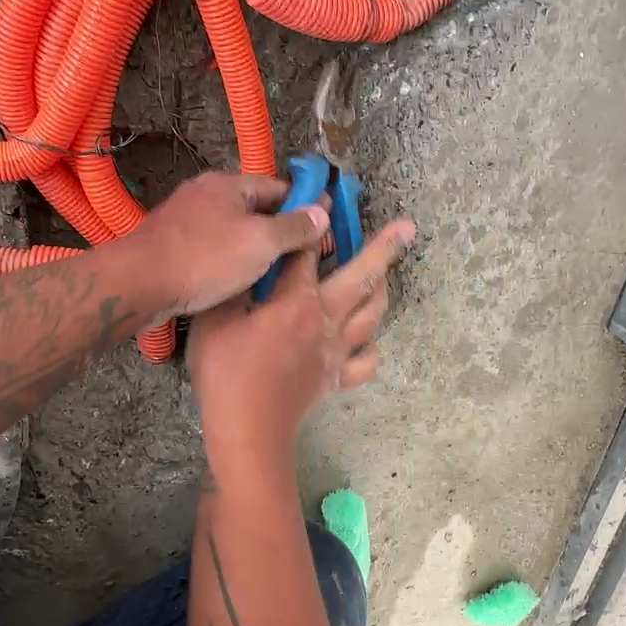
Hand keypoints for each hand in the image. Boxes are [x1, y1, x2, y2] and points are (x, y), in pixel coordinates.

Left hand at [133, 172, 331, 315]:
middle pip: (255, 210)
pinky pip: (212, 249)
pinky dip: (229, 262)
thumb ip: (294, 228)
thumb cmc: (205, 259)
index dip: (304, 206)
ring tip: (274, 274)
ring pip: (232, 231)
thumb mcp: (261, 243)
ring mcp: (185, 220)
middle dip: (279, 230)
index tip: (323, 227)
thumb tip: (322, 212)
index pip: (279, 188)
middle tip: (302, 256)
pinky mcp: (171, 246)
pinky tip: (238, 282)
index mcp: (228, 185)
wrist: (141, 283)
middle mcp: (205, 195)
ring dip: (254, 249)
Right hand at [188, 217, 416, 454]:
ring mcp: (337, 351)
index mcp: (296, 299)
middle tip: (408, 228)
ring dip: (383, 290)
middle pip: (364, 277)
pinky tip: (366, 342)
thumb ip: (235, 285)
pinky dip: (372, 348)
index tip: (325, 196)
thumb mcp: (217, 318)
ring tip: (387, 276)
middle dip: (386, 249)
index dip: (315, 220)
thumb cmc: (226, 372)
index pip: (308, 250)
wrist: (247, 429)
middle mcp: (325, 319)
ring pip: (373, 315)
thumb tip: (246, 261)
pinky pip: (367, 362)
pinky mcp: (336, 379)